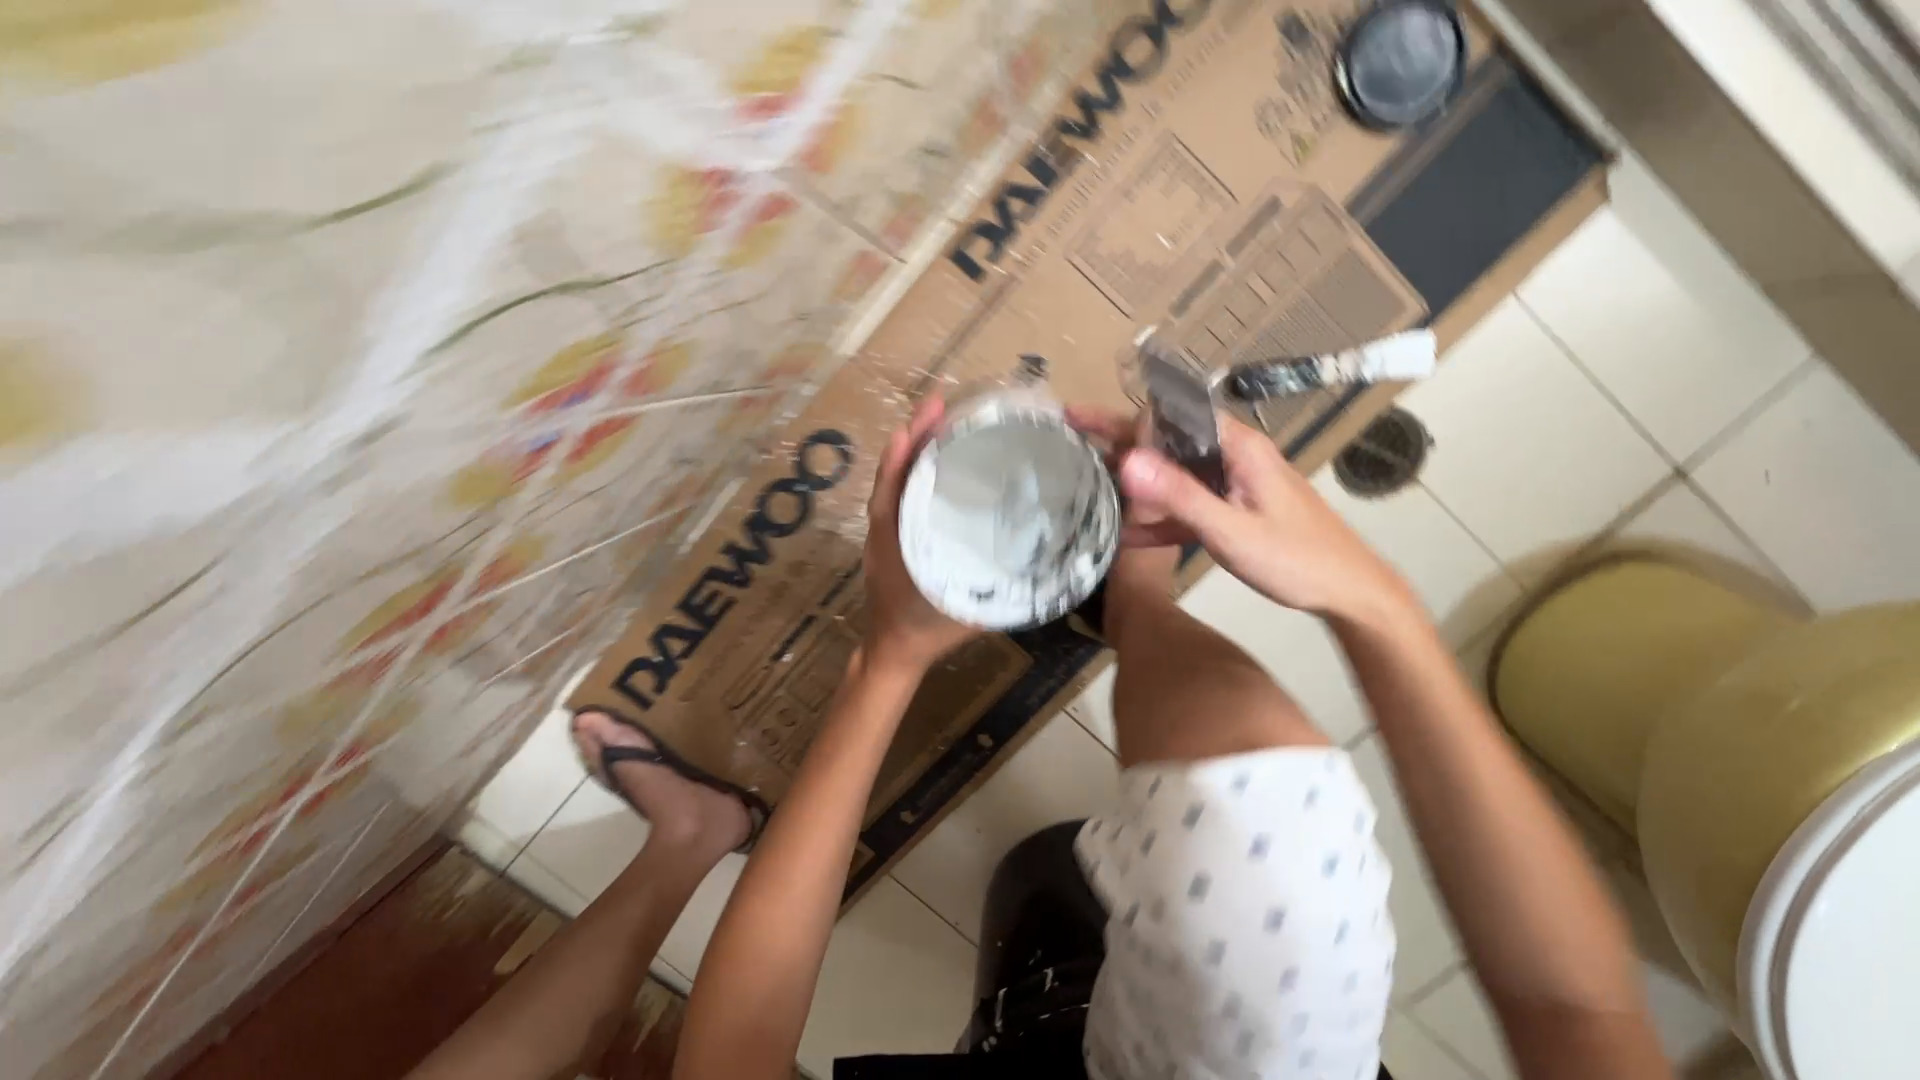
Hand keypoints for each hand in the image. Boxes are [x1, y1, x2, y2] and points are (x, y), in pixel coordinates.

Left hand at [861, 396, 982, 673]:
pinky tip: (938, 458)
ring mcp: (889, 531)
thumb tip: (1048, 554)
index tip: (931, 414)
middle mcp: (889, 527)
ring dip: (916, 449)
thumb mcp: (972, 609)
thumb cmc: (931, 631)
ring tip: (941, 417)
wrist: (897, 653)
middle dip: (918, 435)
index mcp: (899, 539)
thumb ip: (1004, 587)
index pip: (897, 483)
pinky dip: (914, 472)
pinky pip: (901, 497)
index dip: (912, 448)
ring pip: (898, 481)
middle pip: (898, 471)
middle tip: (942, 403)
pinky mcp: (896, 536)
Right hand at [1066, 405, 1418, 627]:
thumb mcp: (1233, 530)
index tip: (1084, 424)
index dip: (1127, 417)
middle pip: (1166, 438)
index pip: (1172, 415)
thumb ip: (1180, 496)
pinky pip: (1185, 505)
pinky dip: (1155, 514)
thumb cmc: (1297, 558)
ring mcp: (1230, 484)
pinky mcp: (1230, 511)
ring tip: (1082, 473)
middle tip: (1070, 428)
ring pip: (1171, 472)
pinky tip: (1121, 531)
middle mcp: (1230, 456)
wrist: (1349, 590)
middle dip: (1118, 435)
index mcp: (1236, 446)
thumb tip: (1125, 460)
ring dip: (1131, 475)